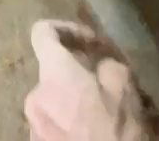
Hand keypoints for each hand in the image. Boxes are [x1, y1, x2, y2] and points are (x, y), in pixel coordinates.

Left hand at [23, 21, 150, 140]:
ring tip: (106, 121)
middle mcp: (35, 97)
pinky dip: (71, 128)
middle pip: (53, 75)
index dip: (66, 29)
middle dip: (79, 78)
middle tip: (108, 90)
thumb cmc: (116, 132)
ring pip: (54, 105)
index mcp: (52, 74)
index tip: (90, 44)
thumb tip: (100, 64)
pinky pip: (54, 130)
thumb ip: (107, 64)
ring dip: (76, 106)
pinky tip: (95, 137)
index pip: (42, 32)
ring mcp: (33, 128)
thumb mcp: (125, 87)